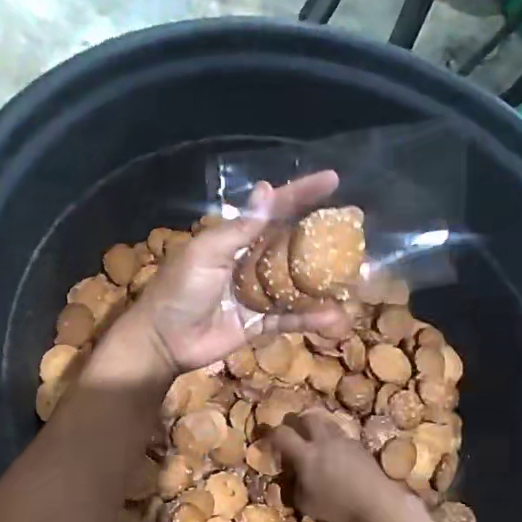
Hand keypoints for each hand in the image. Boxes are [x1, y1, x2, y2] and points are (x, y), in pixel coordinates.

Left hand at [105, 172, 352, 377]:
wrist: (163, 340)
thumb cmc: (179, 291)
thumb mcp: (206, 253)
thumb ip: (240, 228)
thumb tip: (268, 189)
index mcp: (234, 239)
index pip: (273, 210)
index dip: (301, 194)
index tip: (333, 180)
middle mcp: (249, 263)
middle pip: (293, 247)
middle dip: (323, 241)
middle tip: (356, 234)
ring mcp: (256, 294)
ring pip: (297, 284)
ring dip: (325, 283)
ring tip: (358, 279)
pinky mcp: (258, 323)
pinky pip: (290, 318)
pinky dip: (311, 318)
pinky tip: (336, 317)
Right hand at [268, 411, 415, 521]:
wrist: (377, 504)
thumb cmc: (338, 508)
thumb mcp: (306, 503)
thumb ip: (294, 486)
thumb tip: (291, 477)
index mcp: (306, 454)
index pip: (281, 434)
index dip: (271, 434)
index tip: (268, 440)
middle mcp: (324, 441)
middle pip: (307, 417)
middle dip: (298, 421)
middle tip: (294, 431)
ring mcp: (344, 441)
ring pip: (327, 423)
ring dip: (318, 428)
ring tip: (316, 440)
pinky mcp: (361, 447)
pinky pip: (342, 437)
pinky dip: (334, 441)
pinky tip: (336, 455)